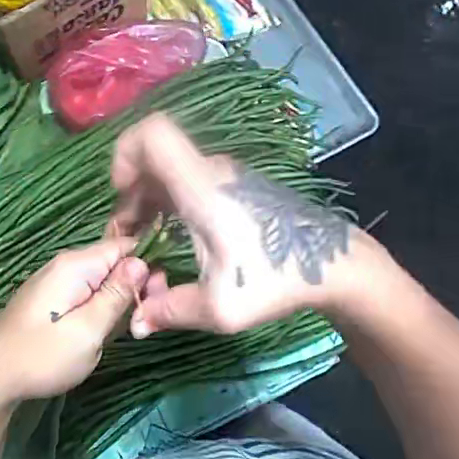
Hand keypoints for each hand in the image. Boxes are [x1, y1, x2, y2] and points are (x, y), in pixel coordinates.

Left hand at [0, 239, 148, 405]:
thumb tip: (143, 261)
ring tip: (126, 329)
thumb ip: (117, 294)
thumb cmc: (43, 357)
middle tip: (141, 322)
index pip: (126, 246)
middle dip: (135, 286)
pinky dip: (101, 307)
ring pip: (103, 279)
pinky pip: (87, 292)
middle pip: (115, 262)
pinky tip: (102, 330)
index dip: (149, 266)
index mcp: (75, 265)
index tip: (159, 297)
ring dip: (119, 301)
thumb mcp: (89, 329)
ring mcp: (55, 281)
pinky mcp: (51, 299)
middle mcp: (65, 264)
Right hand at [107, 115, 373, 336]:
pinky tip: (176, 237)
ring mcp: (228, 176)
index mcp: (201, 188)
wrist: (336, 264)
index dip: (124, 156)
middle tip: (129, 236)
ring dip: (151, 200)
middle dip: (131, 194)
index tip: (122, 198)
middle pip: (154, 158)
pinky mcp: (238, 187)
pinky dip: (172, 202)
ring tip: (147, 240)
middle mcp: (212, 172)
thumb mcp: (221, 308)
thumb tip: (134, 324)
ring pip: (172, 171)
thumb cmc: (277, 279)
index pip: (152, 134)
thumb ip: (170, 312)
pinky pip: (191, 182)